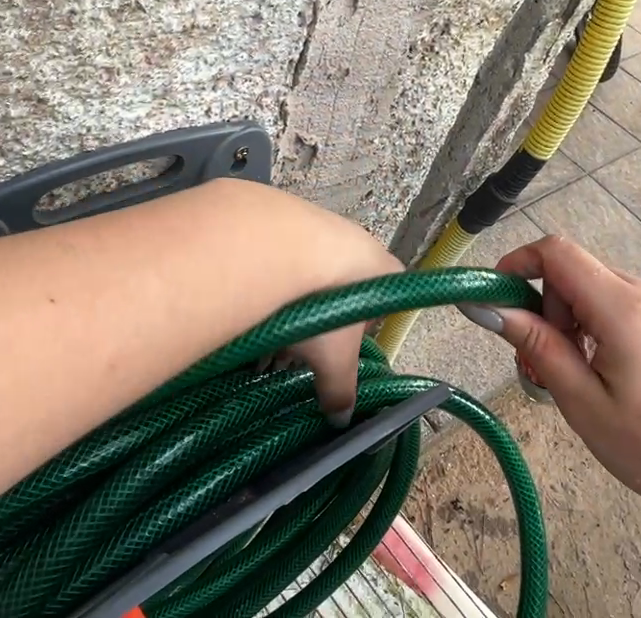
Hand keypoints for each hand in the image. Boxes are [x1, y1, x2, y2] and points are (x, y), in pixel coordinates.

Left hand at [199, 180, 400, 426]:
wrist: (280, 243)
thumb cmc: (323, 303)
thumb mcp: (334, 359)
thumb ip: (340, 390)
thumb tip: (342, 421)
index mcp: (386, 273)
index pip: (382, 310)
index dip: (358, 336)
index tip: (335, 353)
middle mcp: (361, 243)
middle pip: (344, 295)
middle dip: (318, 325)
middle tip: (294, 350)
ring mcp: (325, 226)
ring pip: (312, 278)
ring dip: (292, 306)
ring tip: (267, 334)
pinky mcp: (290, 218)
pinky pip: (285, 258)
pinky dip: (273, 282)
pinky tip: (254, 305)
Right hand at [489, 236, 640, 539]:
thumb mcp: (582, 403)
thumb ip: (536, 345)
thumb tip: (488, 305)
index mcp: (625, 309)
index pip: (557, 252)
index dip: (518, 262)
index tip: (495, 298)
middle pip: (575, 272)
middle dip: (545, 307)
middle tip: (542, 363)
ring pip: (598, 290)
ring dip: (571, 320)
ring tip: (577, 378)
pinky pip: (623, 307)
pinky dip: (598, 327)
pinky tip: (608, 375)